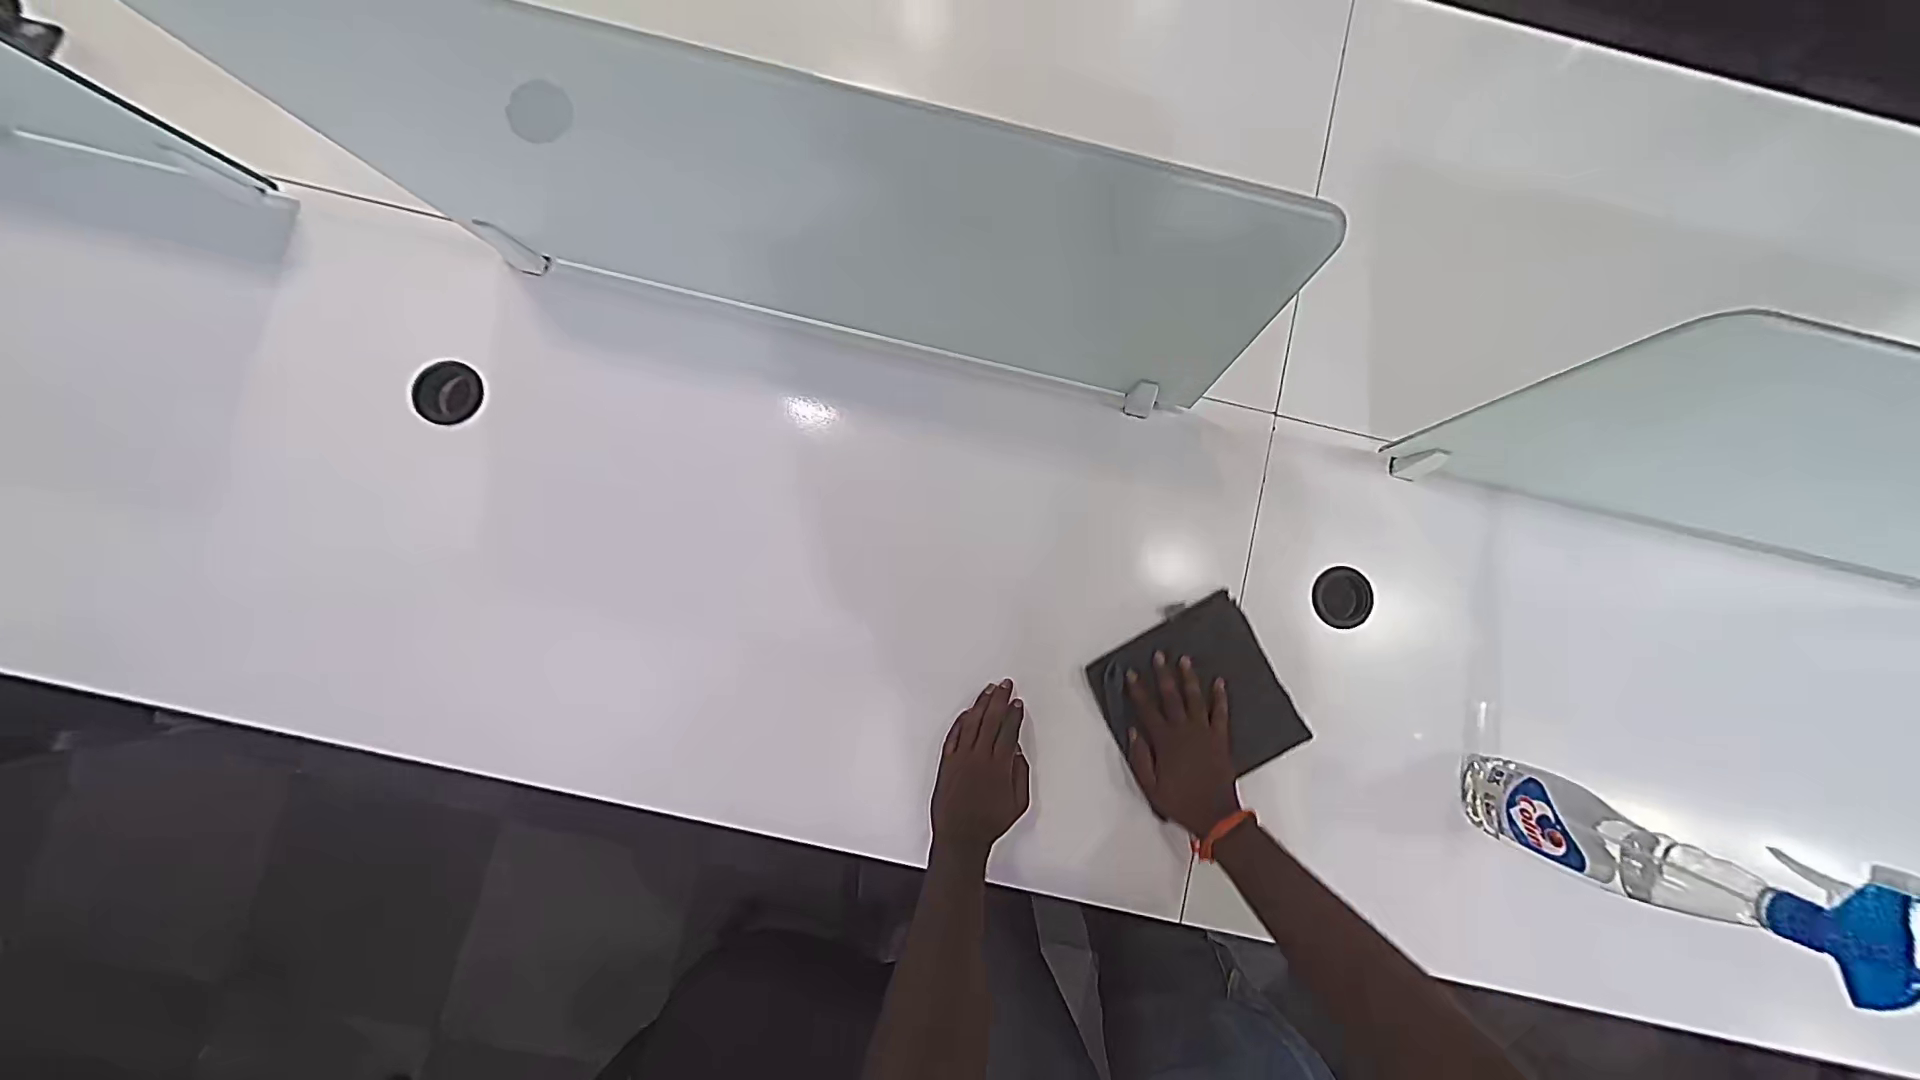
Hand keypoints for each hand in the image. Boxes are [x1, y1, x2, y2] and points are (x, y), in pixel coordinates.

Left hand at [931, 680, 1030, 861]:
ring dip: (981, 704)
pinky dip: (961, 721)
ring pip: (972, 722)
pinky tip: (968, 712)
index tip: (1017, 702)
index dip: (1014, 714)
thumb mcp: (1018, 803)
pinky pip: (954, 735)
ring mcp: (961, 757)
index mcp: (999, 765)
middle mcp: (979, 757)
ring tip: (988, 691)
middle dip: (1000, 699)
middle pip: (991, 719)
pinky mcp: (947, 762)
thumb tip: (1017, 753)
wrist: (960, 835)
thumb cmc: (988, 822)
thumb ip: (1020, 774)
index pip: (1009, 730)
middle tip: (1005, 685)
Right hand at [1125, 652, 1240, 836]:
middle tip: (1159, 656)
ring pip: (1195, 698)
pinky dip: (1220, 697)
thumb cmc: (1180, 801)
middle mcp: (1184, 731)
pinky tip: (1219, 683)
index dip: (1137, 690)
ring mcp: (1204, 732)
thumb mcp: (1150, 786)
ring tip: (1185, 660)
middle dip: (1163, 674)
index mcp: (1164, 741)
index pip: (1147, 709)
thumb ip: (1139, 758)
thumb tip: (1134, 732)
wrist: (1216, 815)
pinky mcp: (1220, 738)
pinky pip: (1221, 713)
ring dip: (1189, 678)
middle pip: (1171, 697)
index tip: (1131, 674)